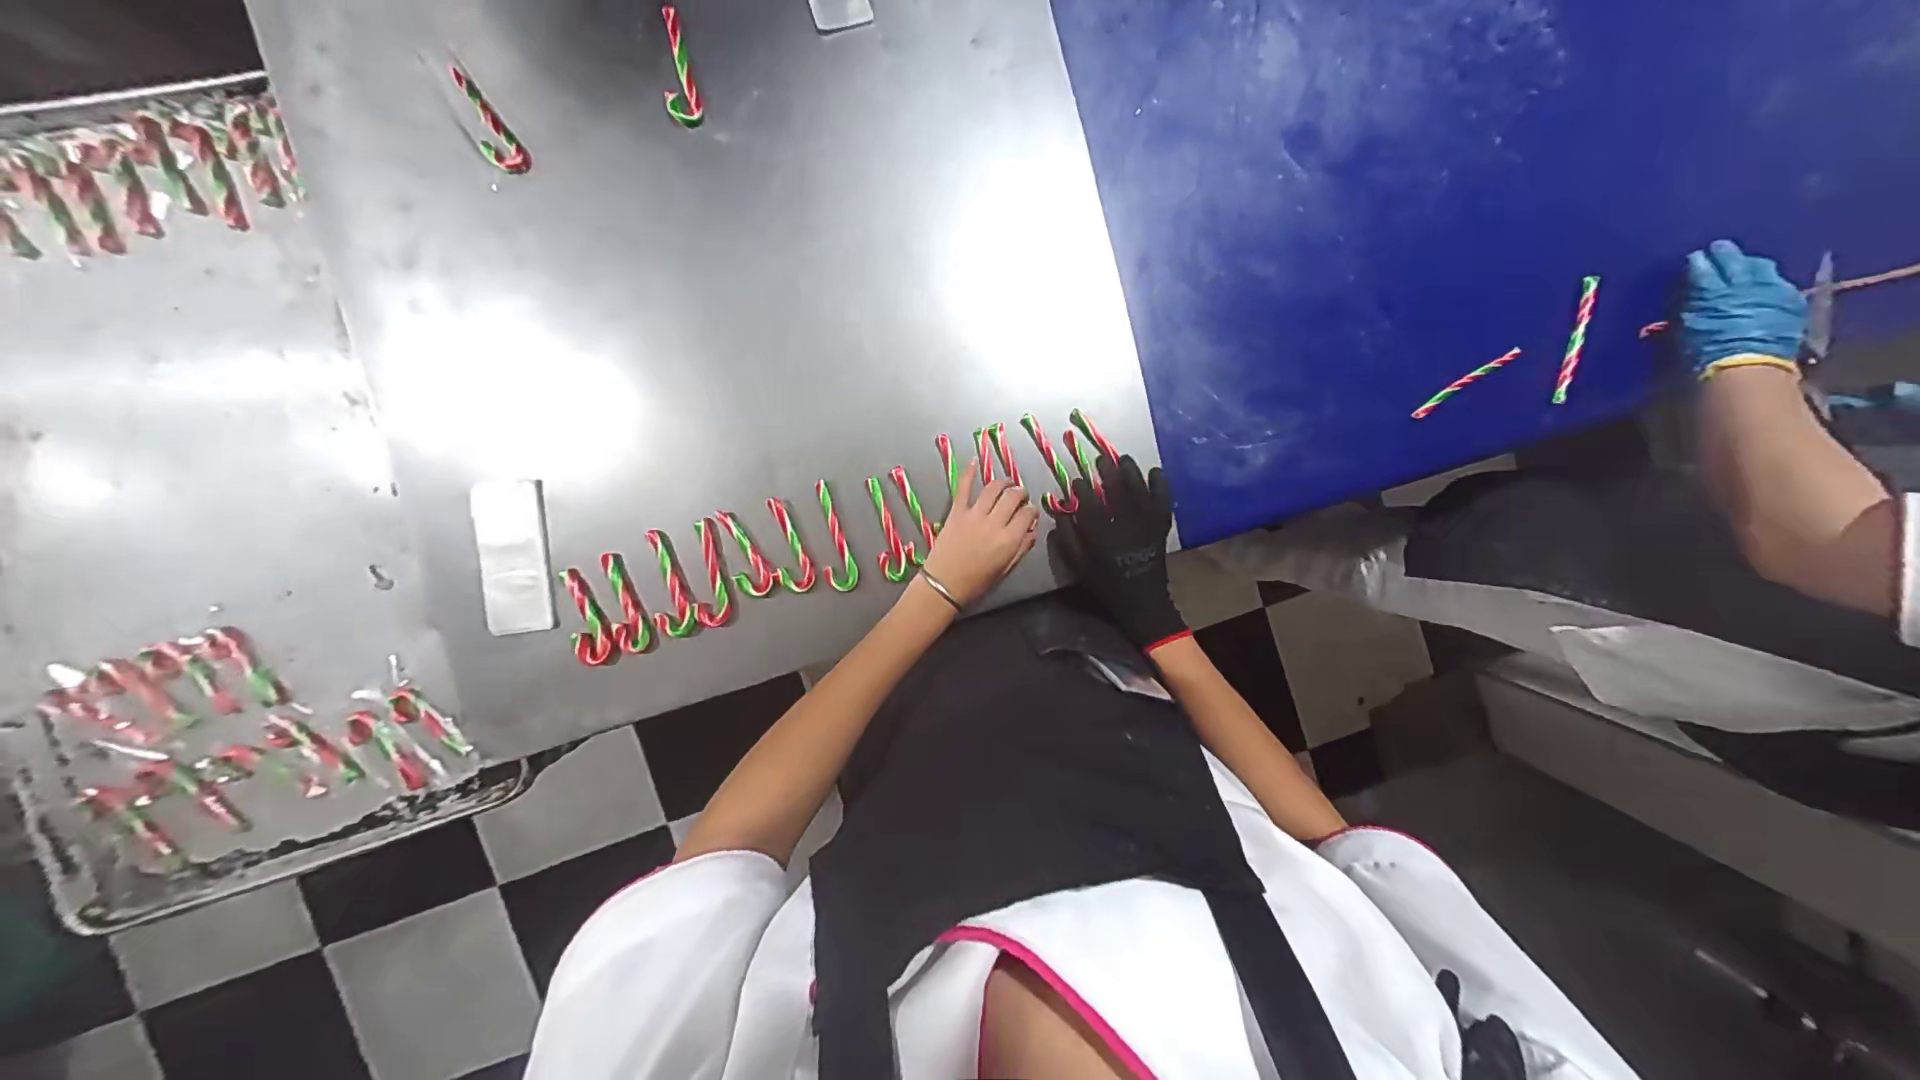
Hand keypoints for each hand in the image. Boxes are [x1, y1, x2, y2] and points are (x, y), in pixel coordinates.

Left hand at [919, 462, 1038, 606]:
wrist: (943, 585)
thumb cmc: (976, 583)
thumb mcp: (1005, 569)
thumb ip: (1021, 548)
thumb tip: (1032, 532)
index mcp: (1009, 539)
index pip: (1027, 514)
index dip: (1031, 511)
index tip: (1030, 512)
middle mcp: (994, 522)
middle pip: (1013, 497)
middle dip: (1020, 493)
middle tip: (1020, 495)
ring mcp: (974, 515)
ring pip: (993, 489)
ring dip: (1003, 482)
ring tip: (1006, 482)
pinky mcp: (956, 512)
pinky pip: (963, 488)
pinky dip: (969, 473)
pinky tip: (974, 461)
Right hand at [1047, 454, 1185, 650]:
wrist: (1142, 601)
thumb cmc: (1106, 584)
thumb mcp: (1079, 566)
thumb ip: (1068, 538)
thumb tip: (1061, 512)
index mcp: (1101, 536)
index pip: (1089, 503)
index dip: (1081, 488)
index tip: (1076, 480)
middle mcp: (1125, 524)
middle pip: (1116, 489)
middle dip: (1107, 471)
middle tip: (1101, 460)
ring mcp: (1146, 523)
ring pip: (1139, 489)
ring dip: (1131, 471)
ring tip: (1124, 459)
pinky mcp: (1161, 526)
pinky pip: (1162, 500)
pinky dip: (1160, 485)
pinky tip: (1155, 472)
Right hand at [1680, 239, 1806, 377]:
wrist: (1745, 370)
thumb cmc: (1699, 357)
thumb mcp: (1677, 336)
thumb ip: (1680, 313)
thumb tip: (1678, 302)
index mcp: (1708, 291)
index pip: (1701, 269)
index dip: (1695, 263)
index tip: (1691, 259)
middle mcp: (1741, 284)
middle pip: (1734, 262)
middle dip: (1724, 255)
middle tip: (1717, 249)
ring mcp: (1771, 290)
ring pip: (1759, 267)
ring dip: (1749, 264)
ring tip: (1742, 262)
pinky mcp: (1791, 302)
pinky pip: (1778, 282)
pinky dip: (1768, 279)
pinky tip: (1763, 280)